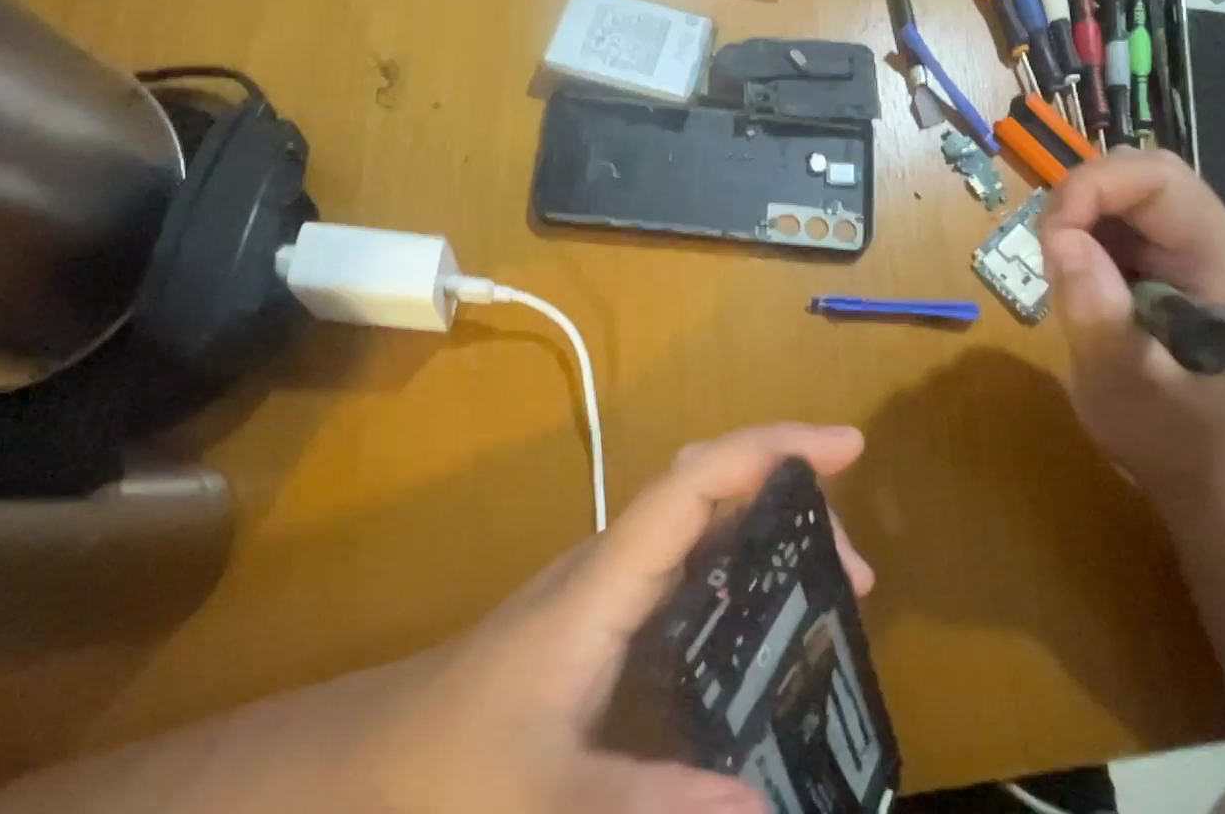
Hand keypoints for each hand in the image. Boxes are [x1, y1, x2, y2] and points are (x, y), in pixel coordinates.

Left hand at [381, 423, 871, 812]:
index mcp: (604, 584)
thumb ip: (654, 802)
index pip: (694, 485)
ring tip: (833, 586)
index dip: (769, 451)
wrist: (370, 758)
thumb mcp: (550, 799)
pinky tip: (765, 622)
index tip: (844, 447)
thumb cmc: (449, 766)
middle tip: (854, 560)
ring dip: (767, 530)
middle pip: (705, 486)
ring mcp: (605, 586)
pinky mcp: (601, 614)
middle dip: (786, 491)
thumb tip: (766, 808)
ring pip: (697, 521)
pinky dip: (739, 565)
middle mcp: (610, 565)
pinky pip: (685, 563)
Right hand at [1040, 149, 1224, 498]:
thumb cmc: (1173, 433)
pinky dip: (1081, 236)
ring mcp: (1185, 252)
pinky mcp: (1161, 267)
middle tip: (1046, 247)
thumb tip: (1061, 241)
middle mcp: (1207, 241)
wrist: (1205, 468)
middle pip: (1142, 173)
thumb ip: (1100, 315)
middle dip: (1082, 195)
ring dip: (1079, 216)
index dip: (1094, 189)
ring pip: (1125, 193)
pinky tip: (1073, 277)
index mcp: (1218, 258)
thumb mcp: (1129, 385)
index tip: (1049, 239)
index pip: (1158, 179)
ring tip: (1057, 268)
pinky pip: (1116, 225)